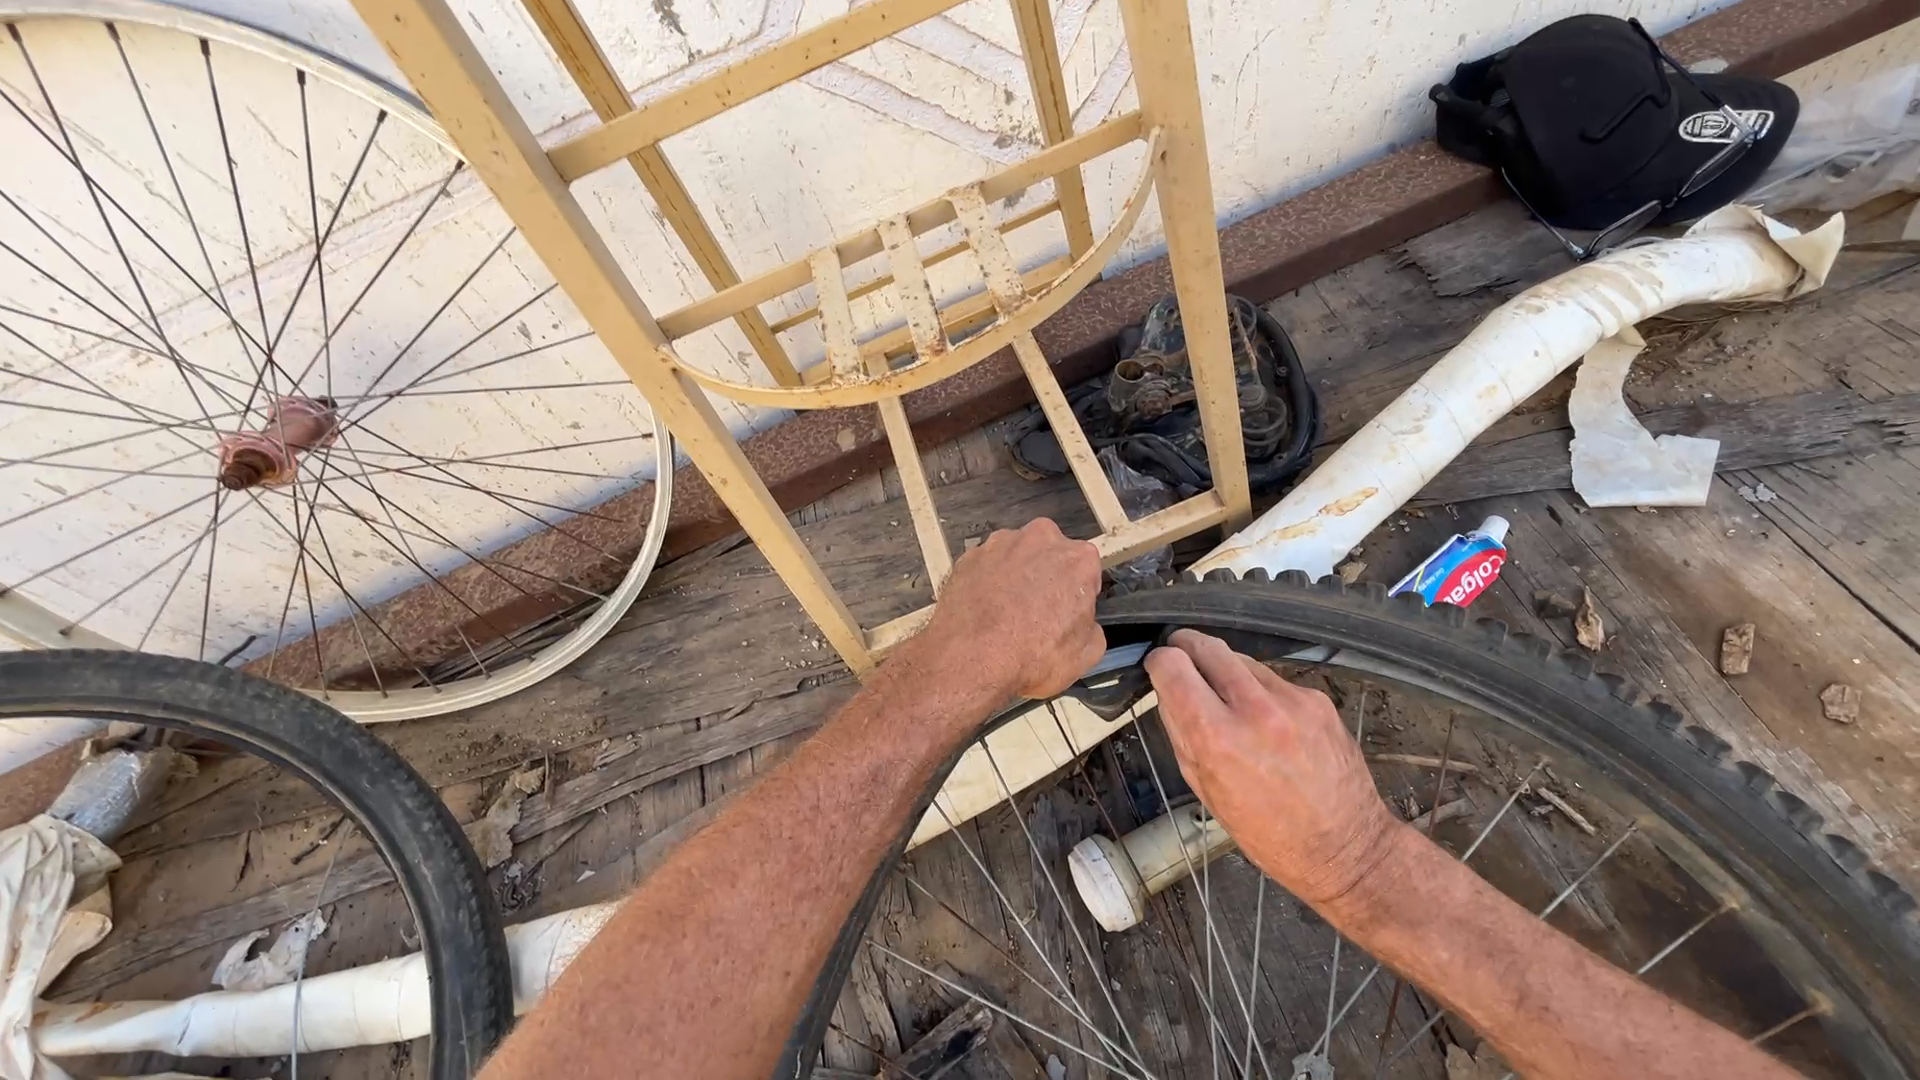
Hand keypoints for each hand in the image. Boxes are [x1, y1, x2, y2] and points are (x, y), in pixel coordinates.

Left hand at [917, 518, 1105, 700]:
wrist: (969, 660)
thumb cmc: (1033, 656)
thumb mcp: (1086, 654)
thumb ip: (1091, 626)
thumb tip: (1082, 621)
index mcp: (1078, 558)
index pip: (1086, 571)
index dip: (1077, 594)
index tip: (1067, 614)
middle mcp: (1040, 539)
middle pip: (1050, 555)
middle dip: (1046, 577)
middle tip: (1036, 612)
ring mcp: (999, 544)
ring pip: (1015, 557)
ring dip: (1015, 576)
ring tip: (1005, 613)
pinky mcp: (969, 556)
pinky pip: (985, 567)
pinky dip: (986, 582)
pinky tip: (983, 609)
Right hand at [1145, 630, 1402, 905]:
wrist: (1345, 848)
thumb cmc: (1268, 831)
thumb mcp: (1203, 787)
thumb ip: (1181, 732)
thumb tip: (1168, 691)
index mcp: (1216, 738)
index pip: (1172, 665)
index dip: (1158, 662)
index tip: (1158, 667)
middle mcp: (1255, 711)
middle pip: (1206, 645)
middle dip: (1187, 648)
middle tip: (1182, 661)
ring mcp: (1292, 701)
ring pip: (1240, 657)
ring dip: (1224, 669)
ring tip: (1228, 702)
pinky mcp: (1317, 700)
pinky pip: (1272, 678)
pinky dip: (1259, 690)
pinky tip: (1266, 720)